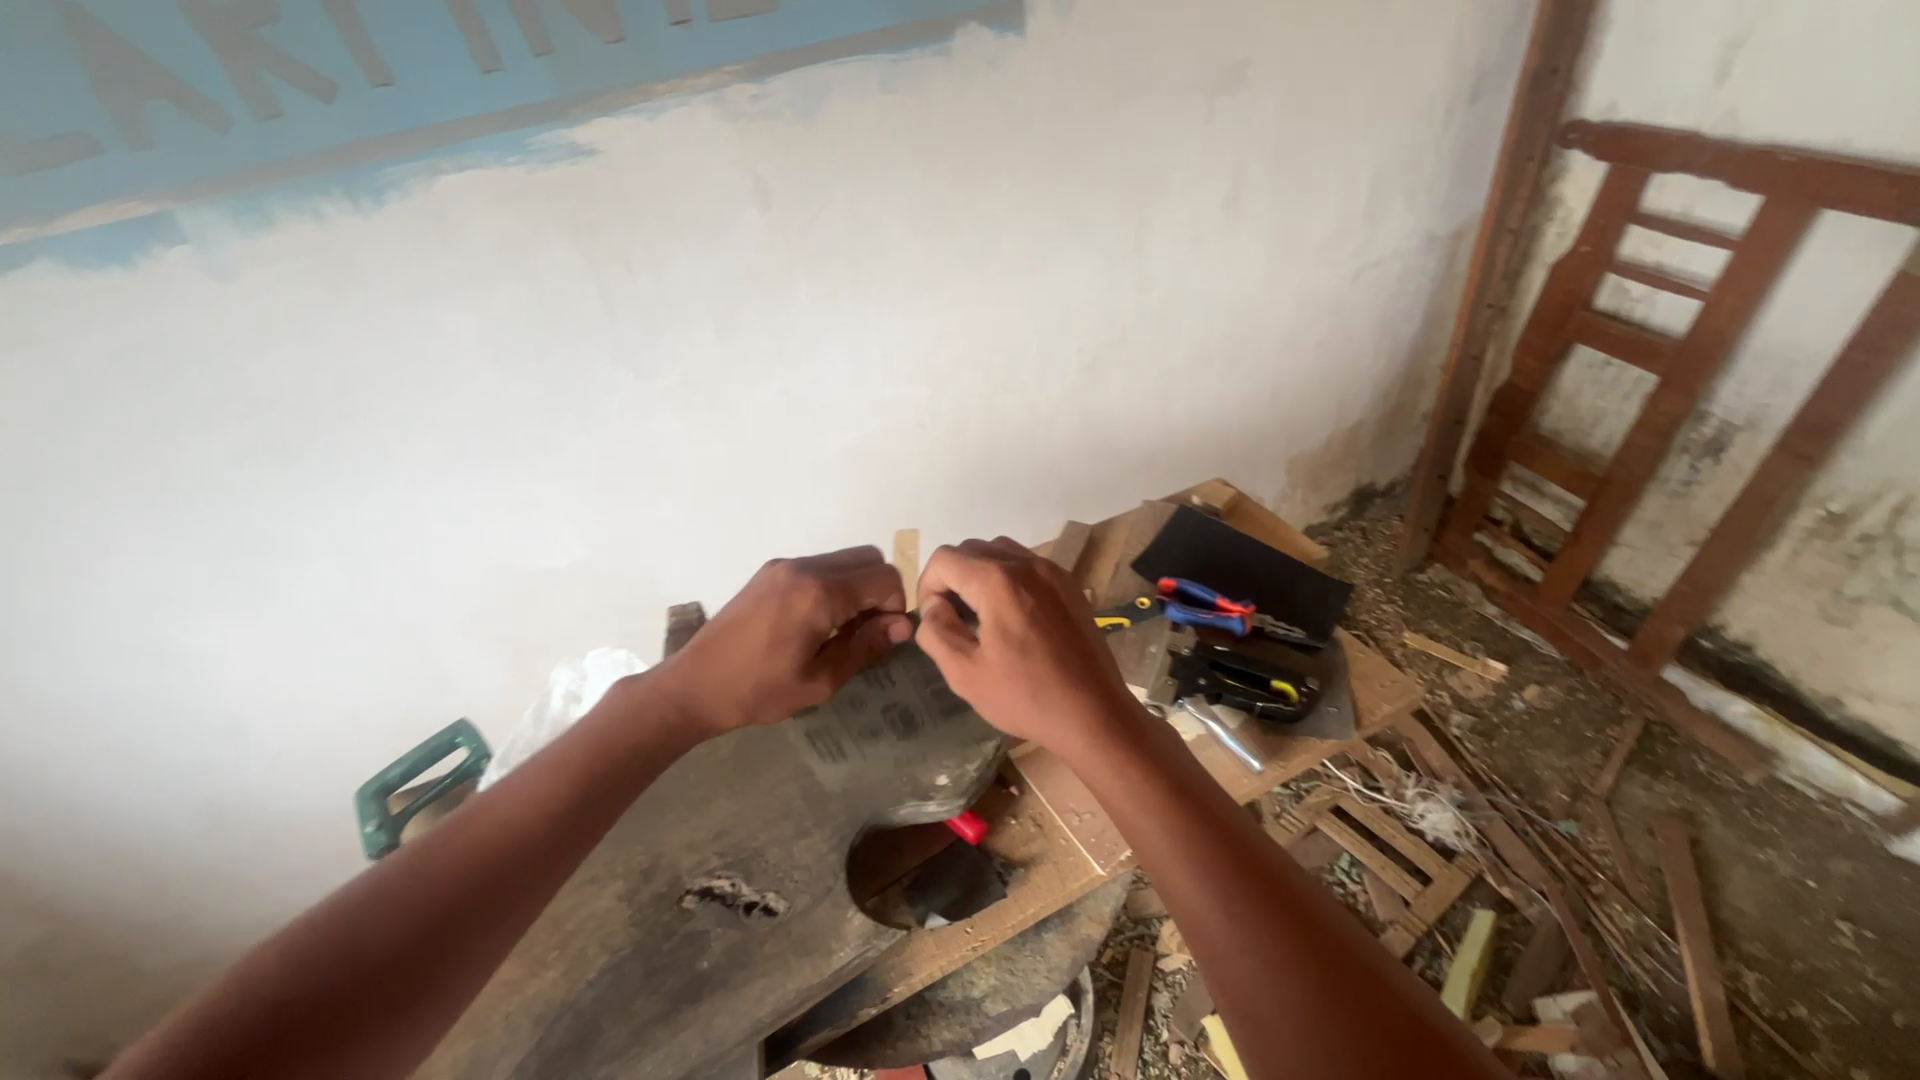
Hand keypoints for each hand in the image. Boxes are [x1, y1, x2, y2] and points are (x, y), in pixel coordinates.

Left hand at [651, 546, 912, 736]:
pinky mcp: (769, 573)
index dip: (894, 607)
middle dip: (878, 592)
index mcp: (819, 592)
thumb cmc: (758, 691)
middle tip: (863, 633)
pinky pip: (818, 567)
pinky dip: (832, 587)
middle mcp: (804, 568)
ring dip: (855, 589)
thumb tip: (902, 626)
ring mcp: (784, 566)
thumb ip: (865, 646)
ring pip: (843, 560)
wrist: (693, 686)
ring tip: (838, 633)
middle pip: (868, 559)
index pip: (885, 578)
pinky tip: (814, 625)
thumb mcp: (820, 680)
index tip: (881, 638)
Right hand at [915, 537, 1141, 753]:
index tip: (932, 619)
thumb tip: (934, 608)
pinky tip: (1011, 618)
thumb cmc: (1026, 697)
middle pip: (972, 549)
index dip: (927, 585)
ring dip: (979, 575)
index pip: (945, 559)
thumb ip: (937, 632)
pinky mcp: (1070, 587)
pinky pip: (1028, 566)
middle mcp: (1027, 564)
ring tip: (979, 616)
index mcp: (998, 582)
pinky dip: (1008, 579)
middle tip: (951, 619)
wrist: (1094, 713)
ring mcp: (1053, 573)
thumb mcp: (965, 673)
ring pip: (1001, 552)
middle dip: (952, 578)